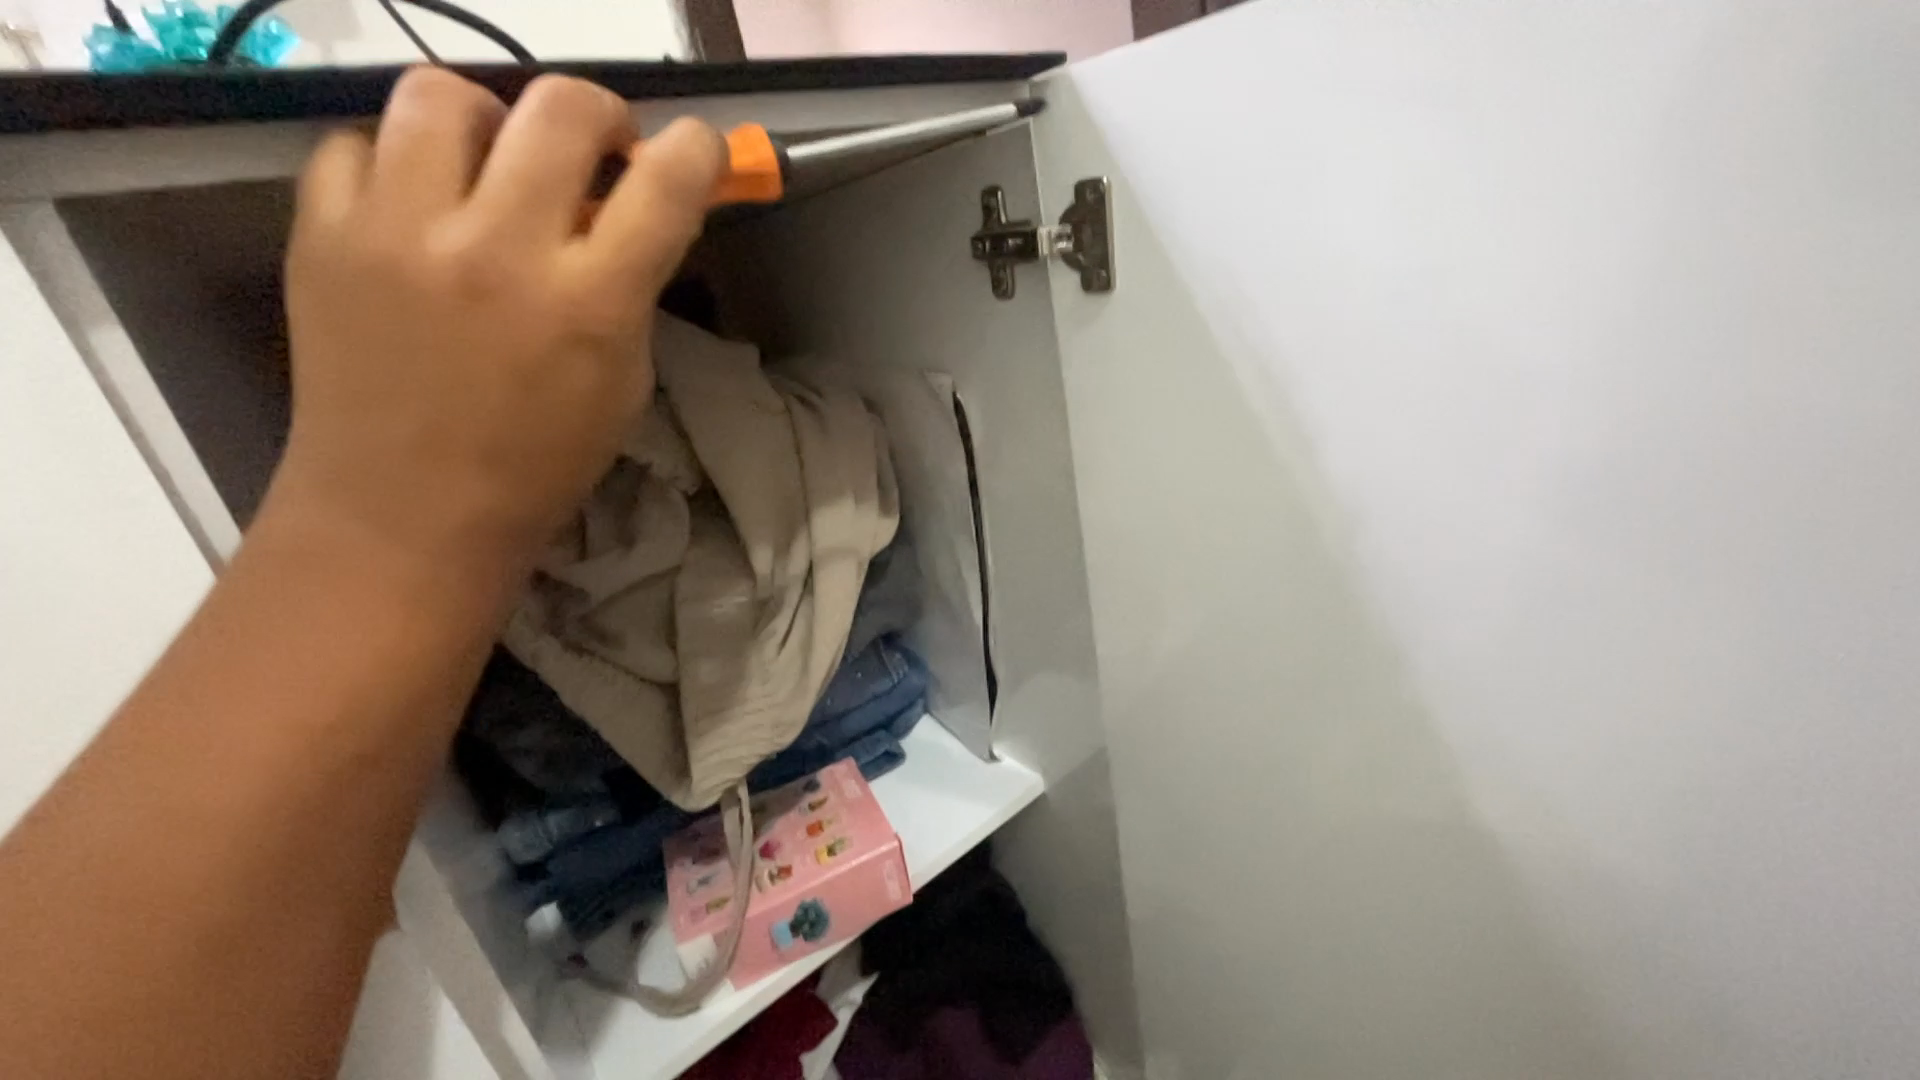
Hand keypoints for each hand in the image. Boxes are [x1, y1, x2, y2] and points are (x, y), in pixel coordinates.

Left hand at [269, 68, 725, 595]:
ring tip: (494, 163)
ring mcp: (399, 234)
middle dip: (600, 115)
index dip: (697, 148)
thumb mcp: (622, 379)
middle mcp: (498, 251)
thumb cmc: (540, 461)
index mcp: (590, 304)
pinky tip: (420, 205)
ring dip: (492, 118)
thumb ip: (631, 287)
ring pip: (445, 93)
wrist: (407, 512)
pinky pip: (361, 142)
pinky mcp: (321, 234)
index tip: (696, 148)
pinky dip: (403, 161)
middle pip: (561, 108)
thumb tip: (632, 212)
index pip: (666, 183)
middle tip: (596, 152)